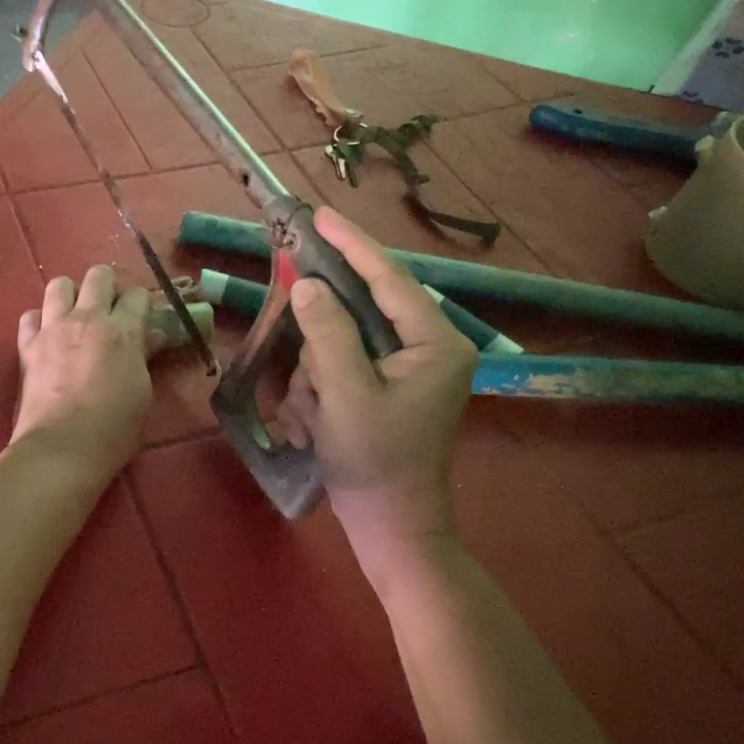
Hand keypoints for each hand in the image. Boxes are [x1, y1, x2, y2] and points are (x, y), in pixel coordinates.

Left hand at [12, 265, 154, 480]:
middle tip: (109, 309)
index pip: (137, 295)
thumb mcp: (142, 393)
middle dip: (107, 286)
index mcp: (122, 331)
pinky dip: (38, 321)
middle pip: (98, 276)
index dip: (141, 303)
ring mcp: (53, 329)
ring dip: (70, 294)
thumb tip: (150, 337)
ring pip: (59, 285)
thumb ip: (144, 358)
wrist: (62, 447)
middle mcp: (87, 319)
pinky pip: (29, 316)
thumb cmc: (114, 428)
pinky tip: (46, 335)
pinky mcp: (27, 345)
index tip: (142, 316)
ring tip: (75, 315)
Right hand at [275, 208, 477, 542]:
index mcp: (436, 343)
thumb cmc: (376, 462)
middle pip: (358, 313)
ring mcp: (404, 372)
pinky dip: (317, 394)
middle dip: (321, 346)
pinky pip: (336, 370)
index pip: (390, 278)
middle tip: (308, 376)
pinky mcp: (383, 391)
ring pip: (338, 345)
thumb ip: (327, 333)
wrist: (390, 528)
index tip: (318, 214)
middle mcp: (427, 349)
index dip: (351, 244)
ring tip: (314, 421)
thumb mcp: (345, 394)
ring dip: (314, 379)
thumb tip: (308, 286)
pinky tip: (314, 428)